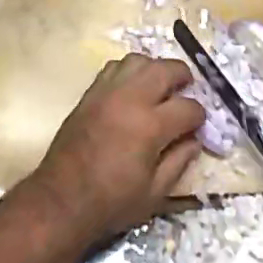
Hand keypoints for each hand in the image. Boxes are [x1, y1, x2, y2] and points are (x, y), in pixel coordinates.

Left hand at [11, 54, 204, 251]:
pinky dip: (129, 71)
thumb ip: (179, 161)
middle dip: (183, 76)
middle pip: (164, 69)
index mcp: (151, 126)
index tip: (199, 124)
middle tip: (187, 89)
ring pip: (137, 60)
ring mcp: (108, 91)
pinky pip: (114, 67)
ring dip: (154, 68)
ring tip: (160, 85)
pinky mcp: (91, 92)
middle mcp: (130, 99)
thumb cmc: (112, 202)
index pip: (187, 107)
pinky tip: (133, 88)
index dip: (199, 116)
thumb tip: (194, 139)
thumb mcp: (155, 193)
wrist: (63, 197)